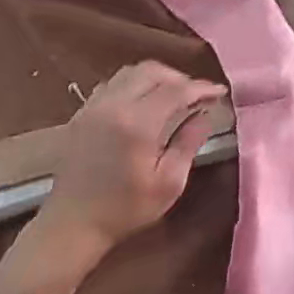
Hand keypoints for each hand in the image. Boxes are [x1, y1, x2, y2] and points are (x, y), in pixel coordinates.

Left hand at [41, 62, 227, 251]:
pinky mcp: (82, 113)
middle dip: (180, 78)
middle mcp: (113, 105)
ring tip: (174, 96)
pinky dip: (134, 85)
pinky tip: (144, 104)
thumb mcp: (169, 183)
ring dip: (156, 78)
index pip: (176, 90)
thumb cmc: (126, 208)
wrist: (74, 222)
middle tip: (197, 95)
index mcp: (137, 124)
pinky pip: (112, 84)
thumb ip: (188, 144)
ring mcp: (93, 107)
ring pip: (129, 72)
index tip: (219, 93)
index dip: (202, 88)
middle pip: (151, 71)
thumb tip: (204, 116)